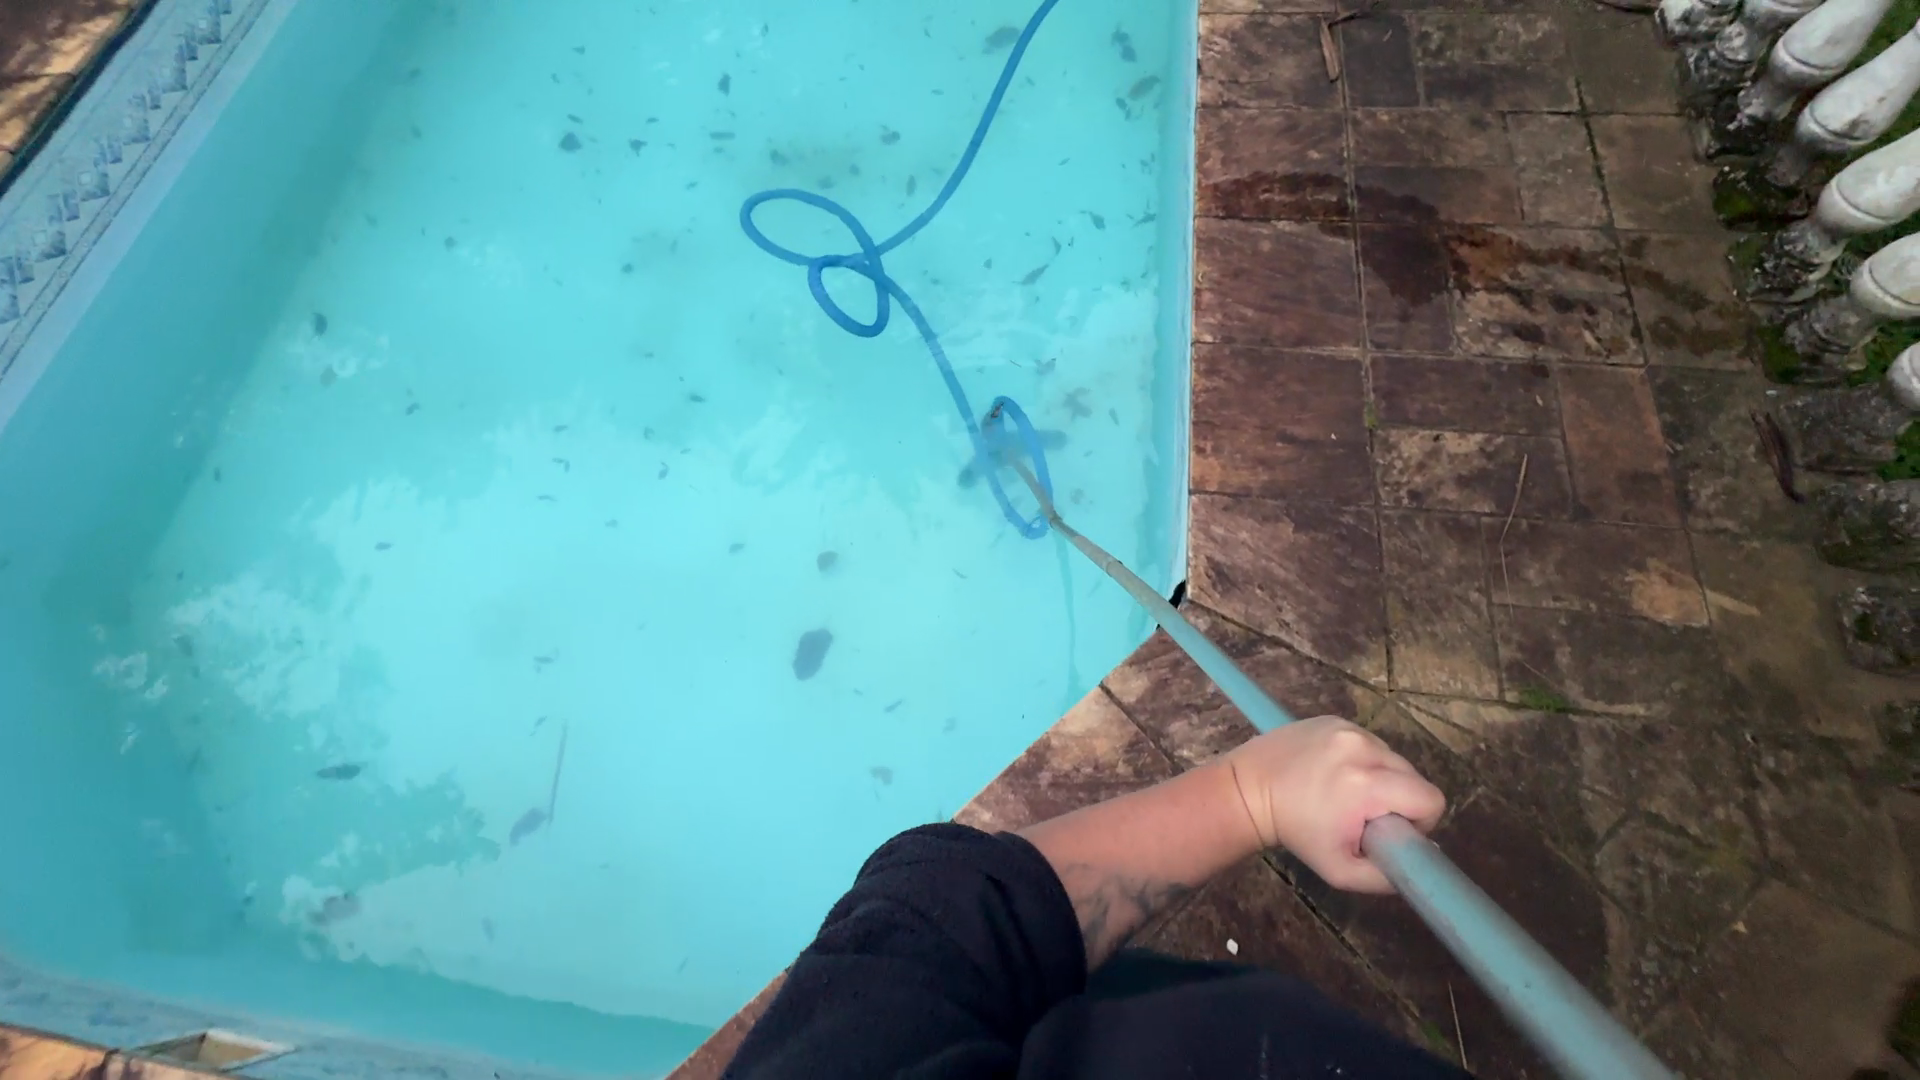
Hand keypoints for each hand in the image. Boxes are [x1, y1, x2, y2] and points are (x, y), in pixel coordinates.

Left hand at [1221, 716, 1445, 894]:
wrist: (1248, 789)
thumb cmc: (1295, 831)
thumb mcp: (1342, 870)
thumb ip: (1390, 875)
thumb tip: (1423, 854)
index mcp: (1366, 784)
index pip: (1430, 798)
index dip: (1420, 820)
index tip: (1391, 829)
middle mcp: (1360, 748)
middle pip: (1413, 776)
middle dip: (1399, 799)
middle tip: (1364, 814)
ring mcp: (1345, 728)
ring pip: (1391, 757)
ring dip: (1380, 777)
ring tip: (1345, 791)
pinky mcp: (1332, 719)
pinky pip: (1368, 742)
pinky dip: (1361, 759)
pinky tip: (1333, 772)